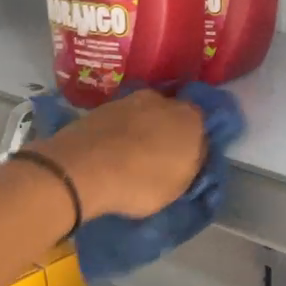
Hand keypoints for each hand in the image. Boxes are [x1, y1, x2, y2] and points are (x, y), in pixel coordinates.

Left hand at [25, 89, 206, 220]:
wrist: (83, 170)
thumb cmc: (142, 182)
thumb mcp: (179, 185)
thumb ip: (190, 163)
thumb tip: (190, 153)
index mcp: (190, 117)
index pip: (202, 125)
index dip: (195, 142)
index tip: (187, 160)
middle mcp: (162, 100)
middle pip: (171, 115)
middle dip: (167, 131)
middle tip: (159, 156)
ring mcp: (128, 100)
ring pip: (143, 115)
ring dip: (141, 130)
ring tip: (131, 156)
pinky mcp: (100, 107)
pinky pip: (119, 121)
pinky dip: (118, 133)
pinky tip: (111, 151)